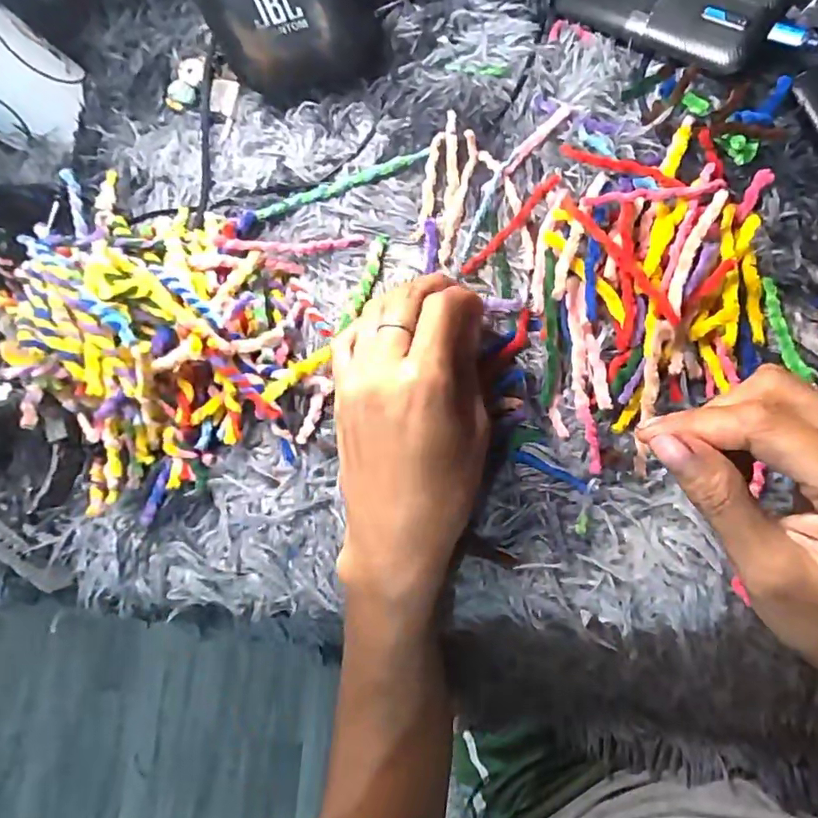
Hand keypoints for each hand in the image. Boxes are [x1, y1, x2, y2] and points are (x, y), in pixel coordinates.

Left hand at [332, 275, 490, 614]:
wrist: (392, 531)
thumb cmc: (448, 487)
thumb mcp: (475, 426)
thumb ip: (469, 368)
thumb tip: (470, 325)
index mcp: (426, 379)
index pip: (443, 307)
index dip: (465, 296)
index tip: (478, 305)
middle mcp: (384, 368)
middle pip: (405, 299)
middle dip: (434, 286)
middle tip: (454, 293)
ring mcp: (354, 377)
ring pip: (374, 311)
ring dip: (402, 297)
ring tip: (423, 302)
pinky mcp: (339, 390)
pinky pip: (347, 337)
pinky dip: (369, 321)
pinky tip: (385, 326)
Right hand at [636, 366, 817, 676]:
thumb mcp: (764, 568)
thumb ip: (718, 497)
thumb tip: (664, 441)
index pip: (771, 425)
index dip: (704, 424)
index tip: (650, 436)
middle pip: (780, 394)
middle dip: (717, 415)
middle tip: (675, 448)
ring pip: (786, 393)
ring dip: (733, 415)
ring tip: (703, 454)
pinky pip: (799, 409)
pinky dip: (754, 423)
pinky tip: (734, 454)